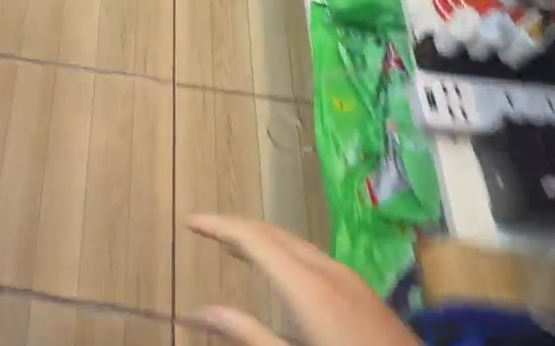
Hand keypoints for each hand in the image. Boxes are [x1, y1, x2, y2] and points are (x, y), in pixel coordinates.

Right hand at [185, 214, 419, 345]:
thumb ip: (248, 335)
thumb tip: (200, 312)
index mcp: (306, 286)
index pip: (254, 238)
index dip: (220, 226)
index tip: (190, 221)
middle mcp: (326, 271)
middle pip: (274, 234)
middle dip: (237, 227)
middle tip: (205, 231)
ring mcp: (349, 280)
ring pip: (295, 244)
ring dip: (262, 239)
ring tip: (234, 248)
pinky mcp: (363, 294)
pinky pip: (313, 258)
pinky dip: (285, 254)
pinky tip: (282, 274)